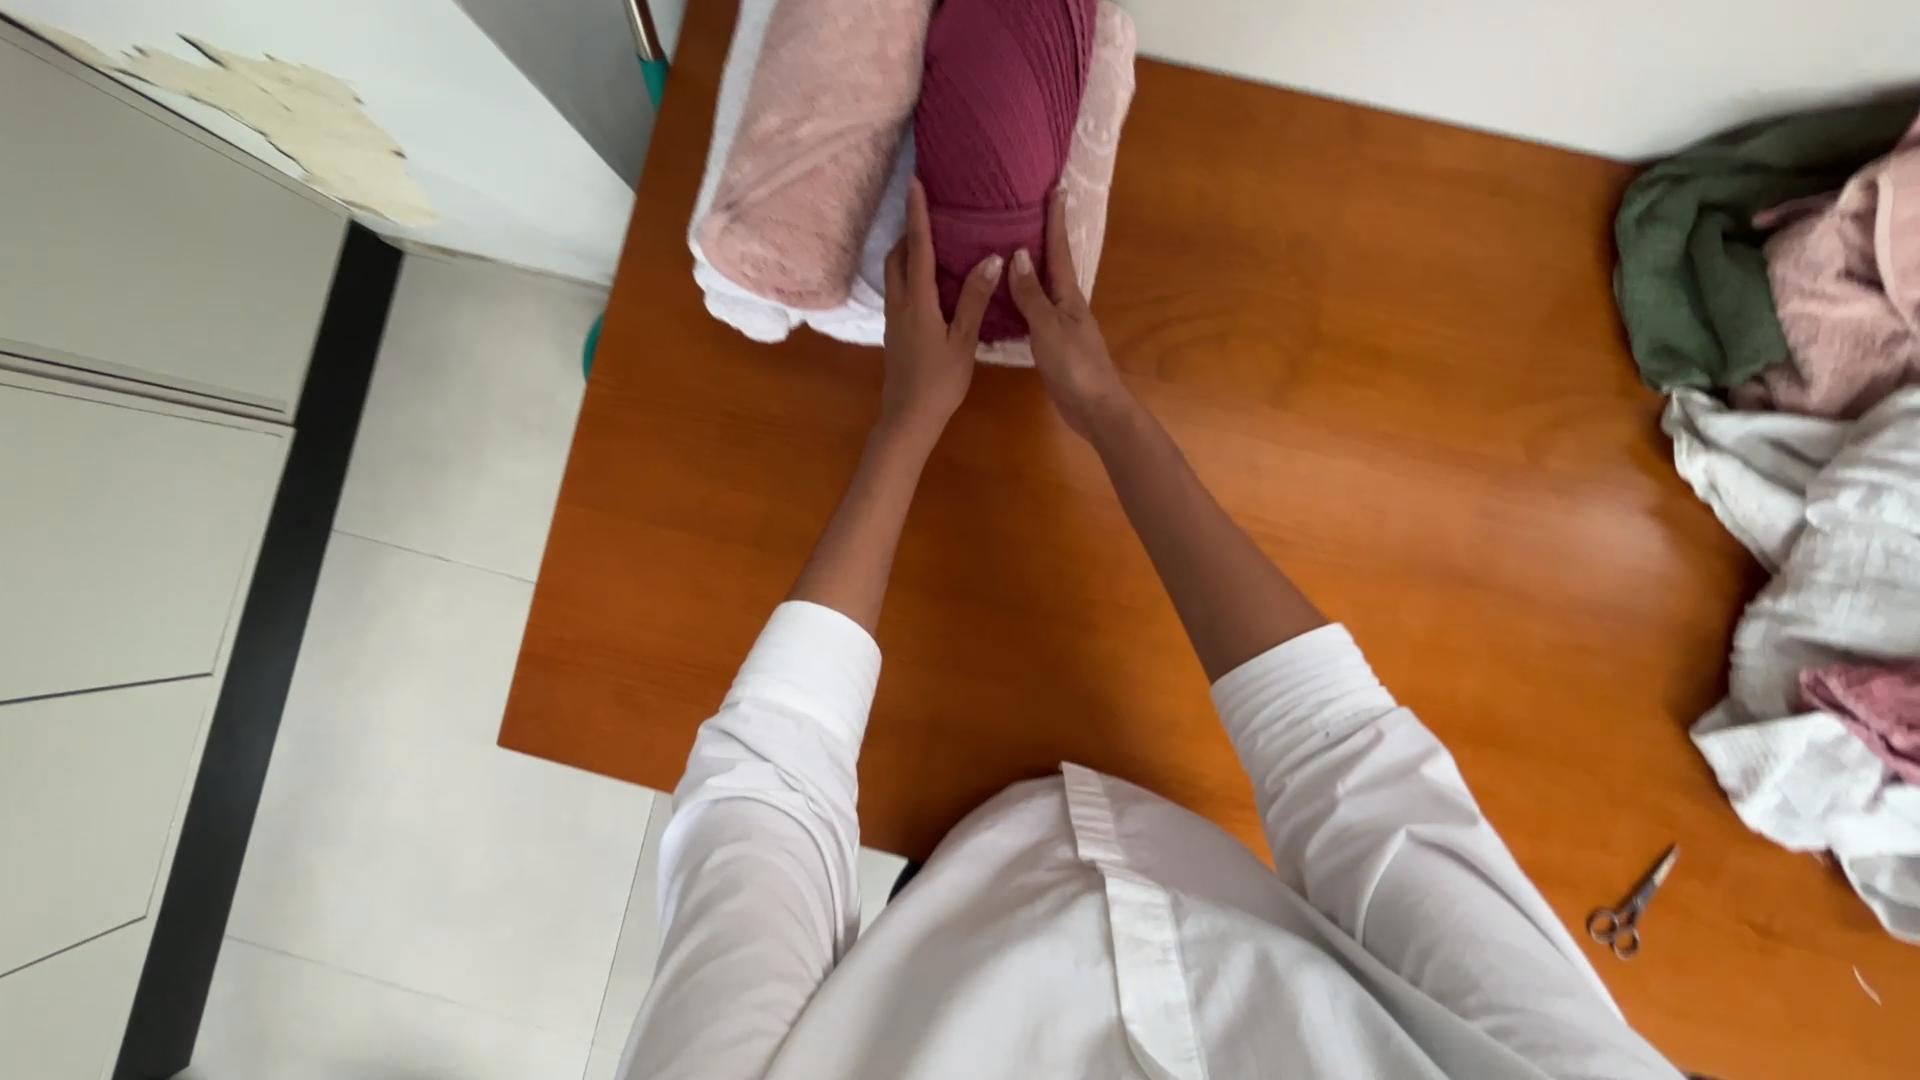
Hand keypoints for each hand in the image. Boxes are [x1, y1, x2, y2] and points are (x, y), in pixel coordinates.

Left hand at [881, 177, 1000, 431]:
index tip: (916, 183)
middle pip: (897, 256)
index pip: (917, 248)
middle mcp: (900, 304)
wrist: (909, 417)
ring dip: (908, 252)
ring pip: (895, 274)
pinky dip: (911, 273)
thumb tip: (991, 258)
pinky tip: (931, 282)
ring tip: (932, 242)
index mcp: (918, 301)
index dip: (917, 214)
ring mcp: (895, 319)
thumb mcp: (964, 341)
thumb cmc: (939, 382)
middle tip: (928, 213)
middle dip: (909, 231)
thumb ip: (974, 299)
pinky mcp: (897, 332)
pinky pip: (900, 290)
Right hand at [1007, 189, 1135, 438]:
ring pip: (1041, 290)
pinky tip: (1005, 302)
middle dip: (1041, 239)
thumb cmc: (1075, 366)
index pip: (1059, 251)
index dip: (1056, 220)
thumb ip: (1032, 295)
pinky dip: (1020, 302)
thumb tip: (1019, 256)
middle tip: (1025, 212)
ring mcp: (1061, 327)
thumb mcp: (1049, 327)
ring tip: (1009, 250)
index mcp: (1069, 296)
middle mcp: (1067, 306)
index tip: (1055, 188)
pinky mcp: (1053, 347)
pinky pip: (1033, 314)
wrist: (1094, 409)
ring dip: (1028, 271)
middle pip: (1052, 266)